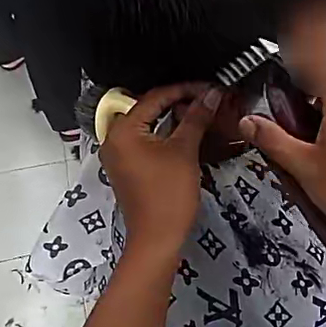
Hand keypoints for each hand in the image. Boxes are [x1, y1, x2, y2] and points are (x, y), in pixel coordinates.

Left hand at [101, 84, 218, 260]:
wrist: (157, 238)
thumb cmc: (168, 196)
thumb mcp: (185, 151)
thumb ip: (196, 118)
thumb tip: (211, 94)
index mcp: (122, 131)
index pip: (154, 97)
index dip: (184, 89)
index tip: (208, 88)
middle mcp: (114, 139)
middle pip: (148, 109)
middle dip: (178, 102)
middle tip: (206, 99)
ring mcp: (119, 156)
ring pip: (147, 125)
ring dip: (172, 118)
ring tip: (200, 113)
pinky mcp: (128, 168)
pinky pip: (145, 141)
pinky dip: (165, 134)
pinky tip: (185, 134)